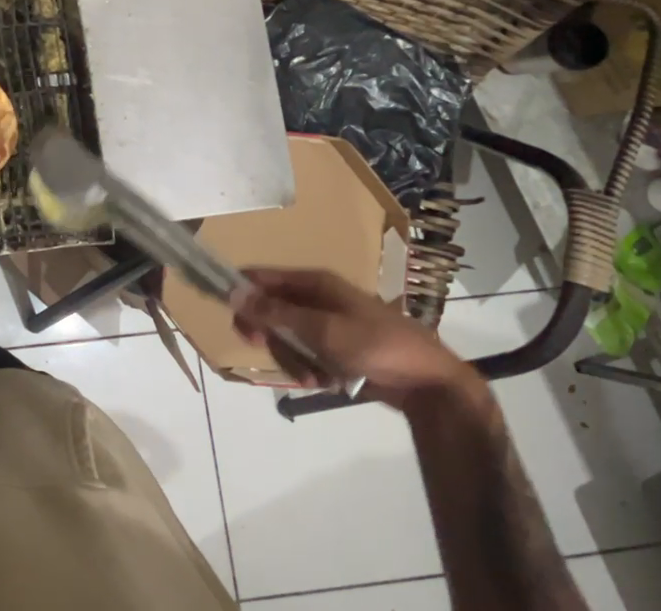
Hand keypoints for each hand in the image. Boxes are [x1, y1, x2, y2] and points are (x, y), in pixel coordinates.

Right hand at [231, 268, 480, 411]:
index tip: (231, 315)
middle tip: (265, 348)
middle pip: (268, 311)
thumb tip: (233, 292)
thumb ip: (276, 313)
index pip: (261, 277)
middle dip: (269, 335)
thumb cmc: (377, 346)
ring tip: (311, 377)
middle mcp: (315, 299)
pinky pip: (303, 355)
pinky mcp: (333, 349)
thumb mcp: (322, 329)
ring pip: (284, 338)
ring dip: (291, 359)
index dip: (241, 292)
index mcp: (314, 283)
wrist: (428, 383)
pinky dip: (308, 369)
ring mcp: (324, 325)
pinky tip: (324, 381)